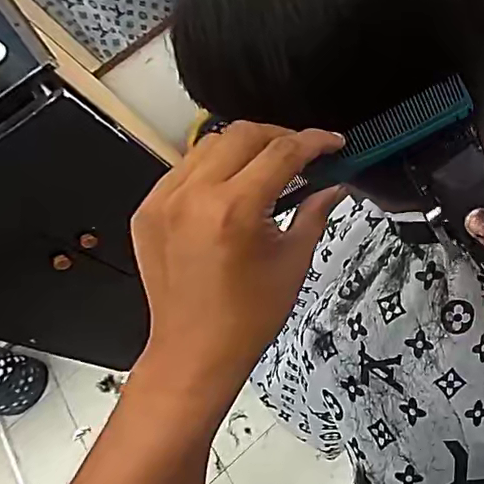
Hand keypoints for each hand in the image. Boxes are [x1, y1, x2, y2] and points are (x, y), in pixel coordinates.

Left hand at [130, 123, 343, 386]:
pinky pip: (185, 168)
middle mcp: (192, 198)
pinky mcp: (148, 210)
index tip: (333, 143)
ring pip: (210, 144)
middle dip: (281, 136)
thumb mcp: (295, 259)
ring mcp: (164, 201)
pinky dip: (215, 166)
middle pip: (243, 134)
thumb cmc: (246, 315)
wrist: (196, 349)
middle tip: (306, 151)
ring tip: (272, 166)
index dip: (315, 141)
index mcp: (234, 210)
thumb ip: (316, 212)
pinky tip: (236, 185)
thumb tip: (335, 187)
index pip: (281, 152)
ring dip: (246, 147)